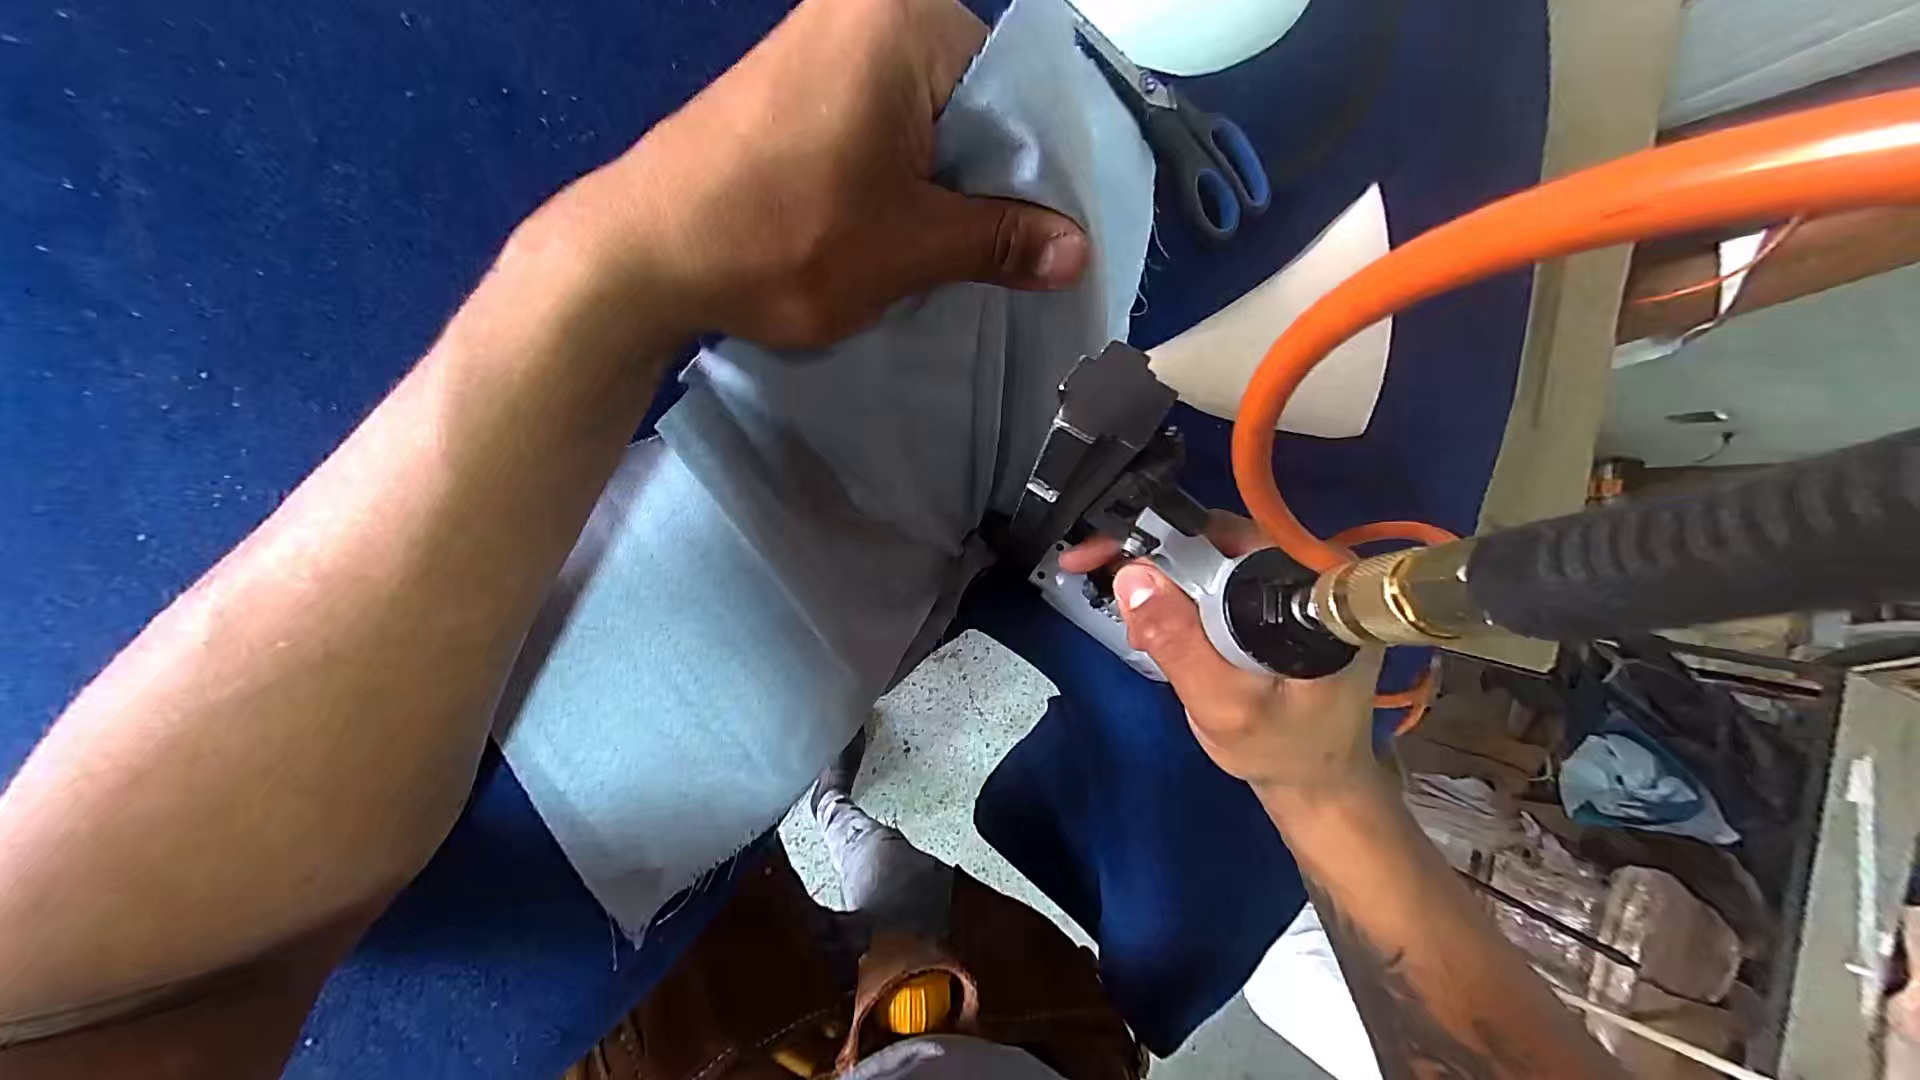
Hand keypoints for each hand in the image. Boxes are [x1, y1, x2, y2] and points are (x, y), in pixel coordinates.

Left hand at [539, 0, 1091, 350]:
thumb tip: (1079, 253)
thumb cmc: (785, 240)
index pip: (1017, 94)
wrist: (648, 253)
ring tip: (956, 256)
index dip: (1039, 177)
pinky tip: (905, 232)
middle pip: (974, 108)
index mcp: (907, 21)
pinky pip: (885, 132)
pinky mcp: (802, 91)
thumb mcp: (908, 248)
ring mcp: (829, 47)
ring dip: (947, 194)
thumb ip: (1000, 241)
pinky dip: (905, 184)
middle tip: (1009, 260)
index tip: (1048, 243)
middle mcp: (869, 10)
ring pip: (930, 126)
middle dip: (992, 188)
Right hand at [1060, 513, 1384, 798]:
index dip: (1155, 542)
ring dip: (1157, 585)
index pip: (1222, 536)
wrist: (1313, 778)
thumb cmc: (1281, 749)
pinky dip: (1172, 598)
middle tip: (1119, 606)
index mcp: (1309, 583)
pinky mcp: (1264, 598)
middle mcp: (1301, 569)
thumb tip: (1131, 576)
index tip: (1101, 557)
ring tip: (1139, 631)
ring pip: (1201, 556)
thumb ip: (1179, 643)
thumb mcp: (1224, 703)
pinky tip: (1160, 630)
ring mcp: (1282, 583)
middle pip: (1207, 538)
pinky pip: (1207, 578)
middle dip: (1150, 566)